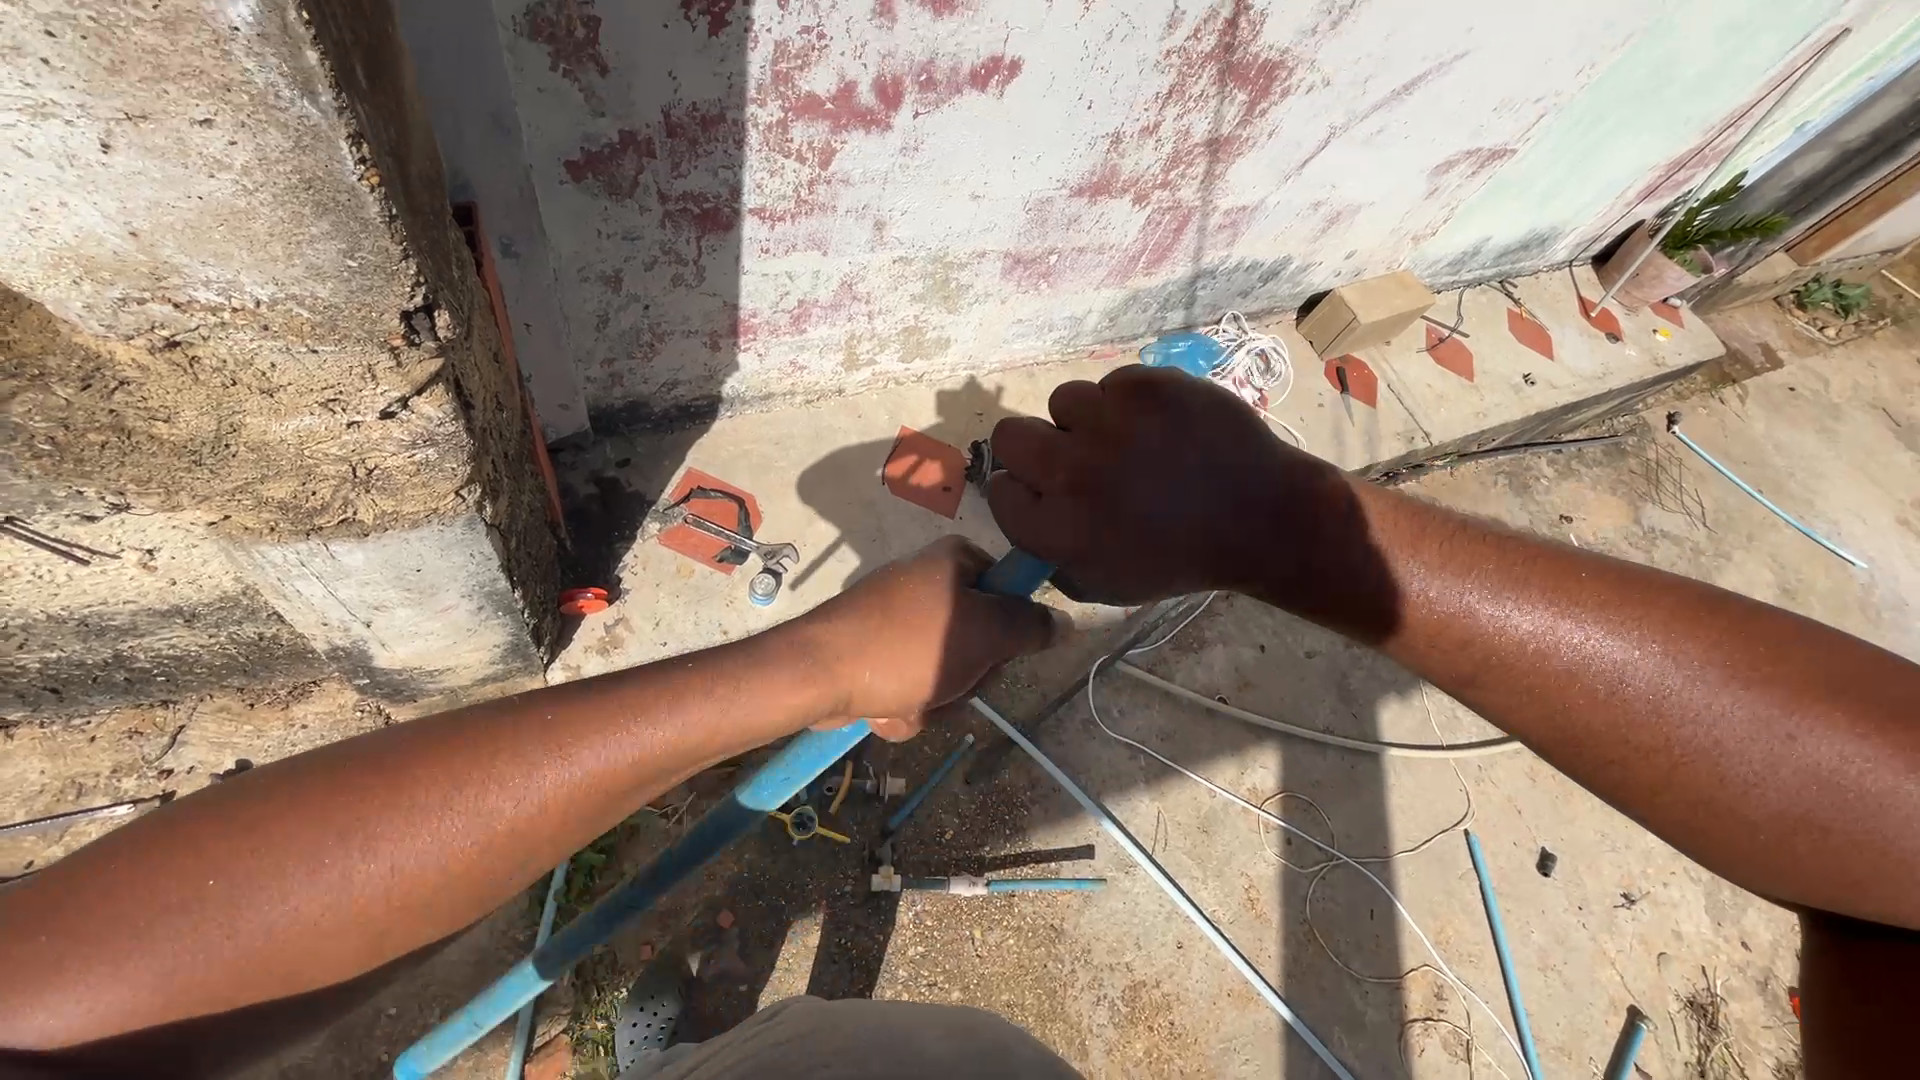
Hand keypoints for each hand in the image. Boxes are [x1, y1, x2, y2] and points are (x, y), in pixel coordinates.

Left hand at [791, 537, 1061, 739]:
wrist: (818, 673)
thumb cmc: (909, 646)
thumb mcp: (985, 634)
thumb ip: (1030, 627)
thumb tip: (1066, 621)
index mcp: (954, 561)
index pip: (1009, 589)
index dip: (1009, 627)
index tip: (995, 649)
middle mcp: (927, 580)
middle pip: (980, 637)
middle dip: (968, 674)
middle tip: (951, 680)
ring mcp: (897, 616)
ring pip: (947, 668)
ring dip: (937, 696)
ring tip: (914, 698)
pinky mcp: (874, 648)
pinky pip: (912, 681)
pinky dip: (907, 701)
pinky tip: (888, 706)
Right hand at [987, 365, 1344, 603]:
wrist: (1260, 518)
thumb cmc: (1178, 560)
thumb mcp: (1104, 585)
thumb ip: (1050, 557)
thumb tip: (1022, 517)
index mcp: (1058, 528)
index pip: (999, 491)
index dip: (1022, 493)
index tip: (1046, 495)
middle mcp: (1073, 471)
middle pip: (1009, 435)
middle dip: (1034, 449)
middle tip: (1071, 459)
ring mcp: (1110, 422)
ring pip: (1062, 402)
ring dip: (1084, 422)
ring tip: (1124, 441)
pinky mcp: (1146, 386)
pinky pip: (1110, 384)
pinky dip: (1127, 405)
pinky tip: (1157, 428)